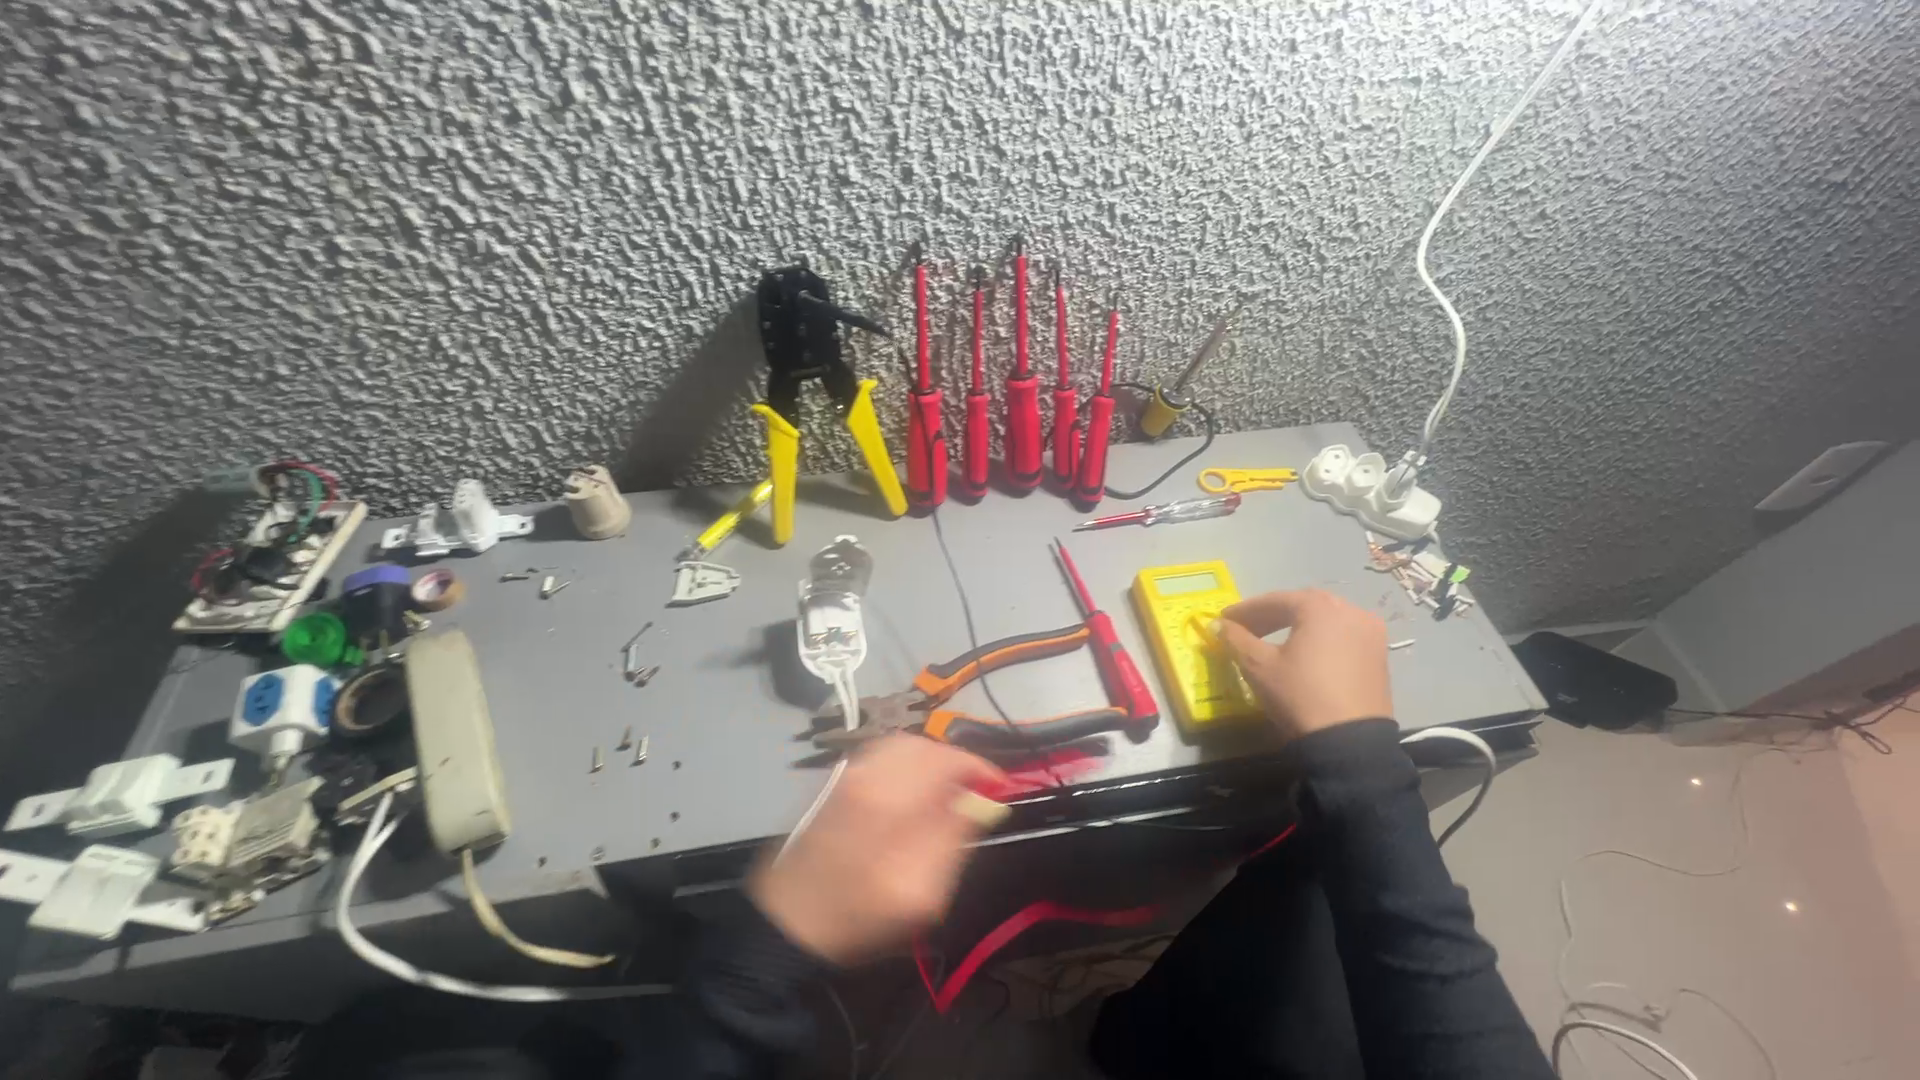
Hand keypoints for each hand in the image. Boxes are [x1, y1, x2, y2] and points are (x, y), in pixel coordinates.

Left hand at [749, 735, 1006, 965]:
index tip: (999, 785)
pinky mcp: (834, 783)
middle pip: (922, 745)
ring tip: (945, 790)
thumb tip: (983, 801)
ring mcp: (845, 774)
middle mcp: (866, 773)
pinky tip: (910, 791)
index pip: (946, 759)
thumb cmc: (857, 916)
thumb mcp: (920, 891)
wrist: (787, 922)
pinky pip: (878, 755)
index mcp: (890, 798)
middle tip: (972, 789)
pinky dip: (904, 762)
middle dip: (954, 761)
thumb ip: (954, 838)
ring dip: (930, 759)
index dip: (979, 768)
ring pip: (899, 744)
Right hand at [1214, 588, 1392, 741]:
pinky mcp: (1379, 655)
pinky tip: (1304, 654)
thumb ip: (1235, 639)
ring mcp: (1370, 632)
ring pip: (1325, 619)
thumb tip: (1220, 625)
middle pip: (1302, 605)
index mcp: (1320, 607)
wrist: (1349, 743)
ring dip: (1296, 625)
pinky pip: (1342, 636)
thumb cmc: (1299, 695)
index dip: (1245, 610)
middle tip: (1246, 629)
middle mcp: (1351, 610)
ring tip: (1273, 642)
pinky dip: (1319, 638)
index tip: (1224, 620)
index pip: (1275, 600)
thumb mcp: (1258, 666)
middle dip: (1271, 615)